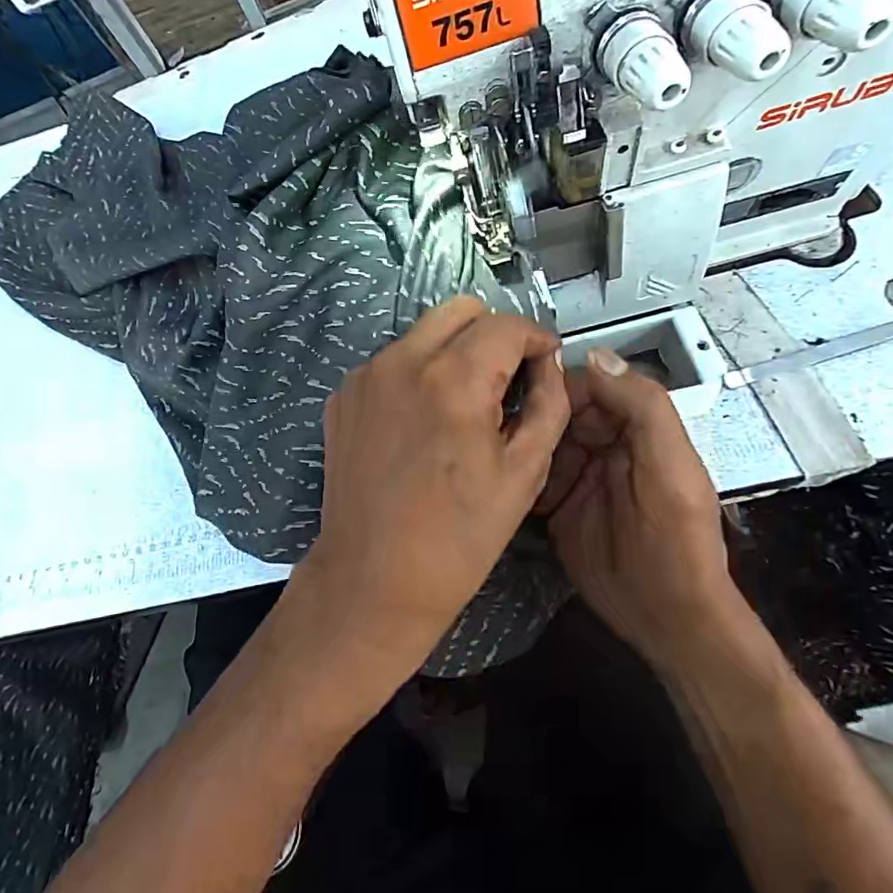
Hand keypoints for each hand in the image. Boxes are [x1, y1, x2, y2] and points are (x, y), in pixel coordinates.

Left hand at [300, 297, 569, 672]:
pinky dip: (421, 373)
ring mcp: (366, 376)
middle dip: (497, 334)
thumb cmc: (459, 537)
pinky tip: (428, 421)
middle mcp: (403, 362)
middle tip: (510, 380)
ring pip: (426, 331)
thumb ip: (549, 403)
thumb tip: (548, 365)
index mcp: (454, 381)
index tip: (548, 360)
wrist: (373, 581)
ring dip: (458, 351)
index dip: (538, 338)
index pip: (508, 325)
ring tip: (469, 404)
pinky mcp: (344, 395)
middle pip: (463, 311)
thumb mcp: (526, 471)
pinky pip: (395, 360)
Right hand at [536, 348, 738, 668]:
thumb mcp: (671, 466)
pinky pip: (536, 483)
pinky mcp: (562, 512)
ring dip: (526, 448)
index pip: (595, 389)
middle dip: (538, 417)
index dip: (564, 388)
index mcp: (639, 430)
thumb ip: (643, 407)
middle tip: (507, 429)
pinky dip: (522, 480)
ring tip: (502, 454)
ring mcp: (582, 480)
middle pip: (564, 415)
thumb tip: (596, 355)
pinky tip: (507, 483)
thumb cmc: (678, 538)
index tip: (530, 394)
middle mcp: (608, 448)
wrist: (669, 617)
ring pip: (545, 446)